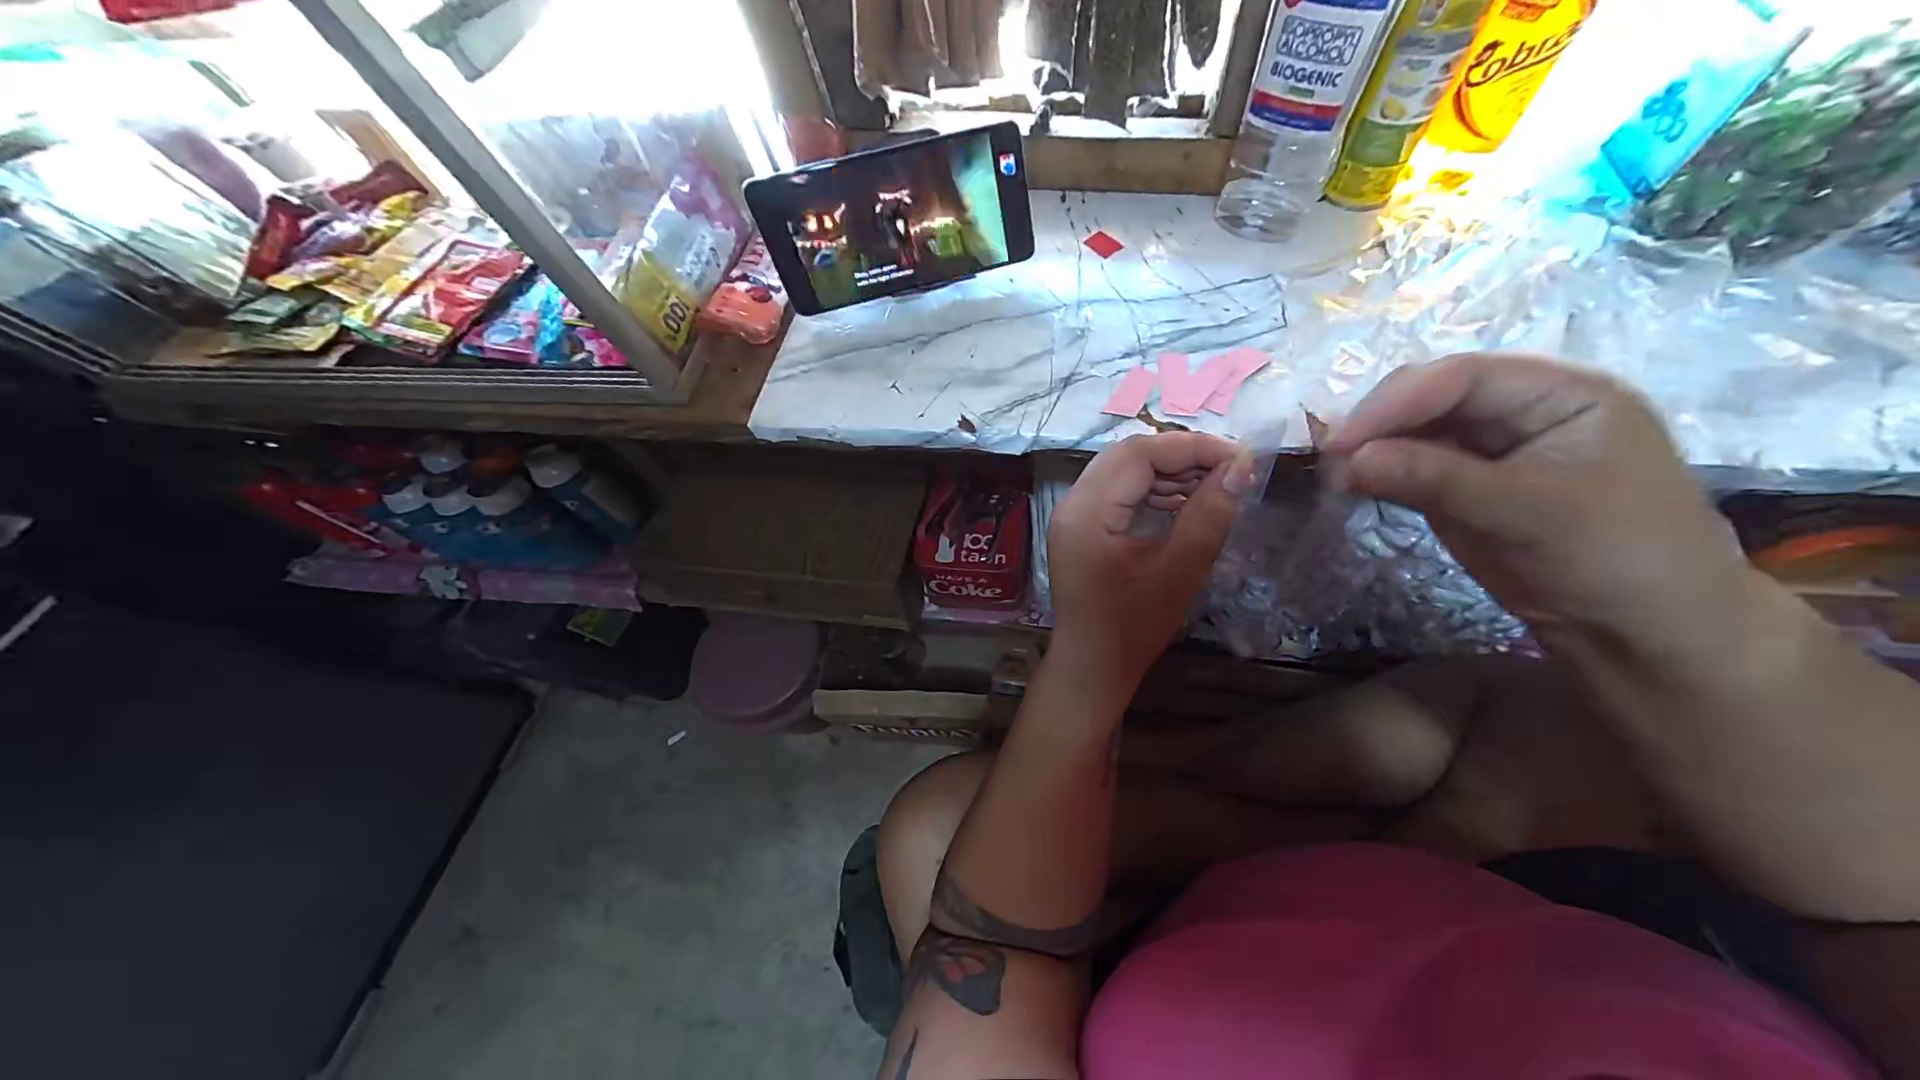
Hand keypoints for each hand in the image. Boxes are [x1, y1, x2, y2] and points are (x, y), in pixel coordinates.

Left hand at [1047, 433, 1253, 683]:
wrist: (1092, 666)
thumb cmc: (1133, 628)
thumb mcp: (1179, 572)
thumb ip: (1209, 515)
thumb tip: (1241, 466)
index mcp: (1087, 513)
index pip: (1139, 454)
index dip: (1192, 447)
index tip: (1240, 458)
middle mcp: (1072, 504)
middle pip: (1128, 455)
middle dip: (1181, 455)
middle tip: (1229, 468)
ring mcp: (1072, 514)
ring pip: (1123, 470)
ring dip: (1168, 471)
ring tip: (1214, 485)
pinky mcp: (1080, 526)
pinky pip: (1117, 491)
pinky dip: (1151, 489)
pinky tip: (1184, 502)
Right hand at [1324, 353, 1747, 654]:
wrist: (1643, 634)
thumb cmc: (1615, 559)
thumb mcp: (1528, 512)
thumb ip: (1436, 479)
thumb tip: (1348, 459)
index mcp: (1561, 393)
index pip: (1461, 378)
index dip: (1395, 403)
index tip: (1340, 441)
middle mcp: (1521, 411)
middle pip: (1431, 397)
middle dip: (1378, 423)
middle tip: (1329, 458)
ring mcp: (1490, 450)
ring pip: (1414, 431)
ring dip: (1372, 448)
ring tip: (1334, 476)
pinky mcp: (1465, 487)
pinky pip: (1412, 466)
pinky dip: (1379, 472)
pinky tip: (1352, 484)